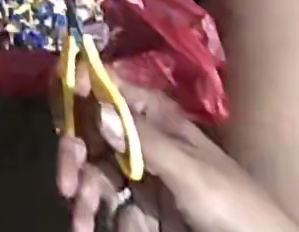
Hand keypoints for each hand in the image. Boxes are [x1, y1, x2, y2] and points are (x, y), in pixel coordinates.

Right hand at [56, 72, 298, 231]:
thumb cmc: (235, 207)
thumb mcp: (191, 174)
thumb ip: (144, 142)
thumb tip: (96, 108)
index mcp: (155, 116)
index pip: (110, 85)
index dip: (84, 80)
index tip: (63, 88)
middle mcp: (142, 137)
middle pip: (93, 130)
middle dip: (74, 153)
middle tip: (66, 181)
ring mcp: (140, 174)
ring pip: (94, 170)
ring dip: (82, 192)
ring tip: (80, 221)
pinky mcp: (141, 210)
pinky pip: (107, 204)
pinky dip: (93, 215)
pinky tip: (90, 228)